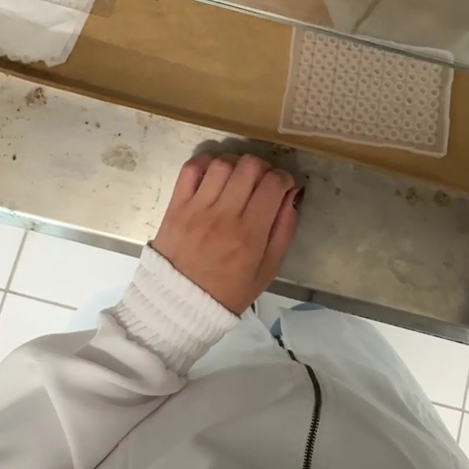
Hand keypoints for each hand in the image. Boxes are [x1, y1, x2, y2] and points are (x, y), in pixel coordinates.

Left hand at [151, 154, 302, 312]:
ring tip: (237, 179)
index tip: (283, 187)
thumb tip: (292, 196)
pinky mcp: (176, 205)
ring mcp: (196, 208)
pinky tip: (214, 175)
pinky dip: (206, 162)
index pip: (274, 184)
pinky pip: (191, 168)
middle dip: (263, 168)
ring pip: (222, 163)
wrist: (178, 306)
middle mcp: (224, 216)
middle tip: (261, 182)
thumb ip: (284, 231)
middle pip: (250, 166)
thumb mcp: (267, 271)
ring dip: (236, 164)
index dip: (285, 178)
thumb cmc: (228, 292)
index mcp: (249, 235)